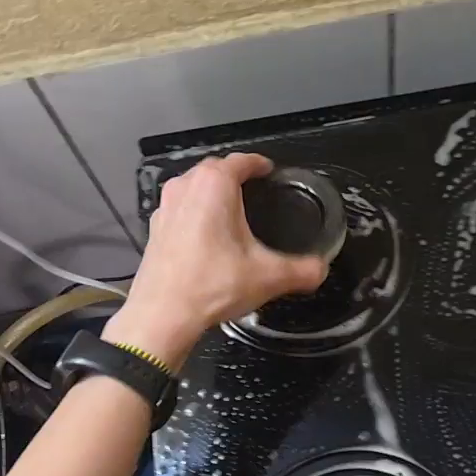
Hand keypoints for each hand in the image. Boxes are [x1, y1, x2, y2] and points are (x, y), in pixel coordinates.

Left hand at [102, 153, 327, 369]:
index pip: (241, 161)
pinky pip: (180, 208)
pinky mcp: (155, 229)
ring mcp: (166, 207)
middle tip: (254, 189)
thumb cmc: (212, 286)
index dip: (259, 163)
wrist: (163, 315)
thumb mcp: (268, 277)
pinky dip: (194, 212)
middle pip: (214, 169)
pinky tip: (206, 235)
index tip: (268, 170)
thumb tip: (320, 269)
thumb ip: (301, 270)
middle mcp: (186, 187)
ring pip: (193, 186)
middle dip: (235, 175)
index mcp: (215, 186)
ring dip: (211, 192)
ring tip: (231, 210)